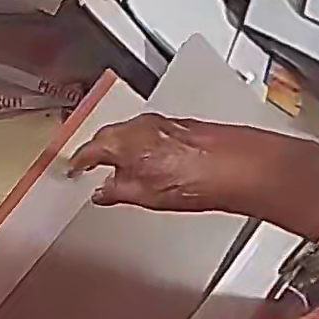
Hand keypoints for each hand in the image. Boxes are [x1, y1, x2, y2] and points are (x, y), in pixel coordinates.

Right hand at [66, 114, 318, 221]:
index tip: (71, 169)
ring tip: (117, 170)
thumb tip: (102, 192)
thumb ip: (118, 191)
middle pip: (107, 136)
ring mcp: (163, 122)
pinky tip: (147, 163)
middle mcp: (142, 125)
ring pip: (128, 133)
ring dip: (118, 149)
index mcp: (127, 141)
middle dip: (96, 152)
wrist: (247, 168)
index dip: (77, 161)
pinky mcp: (180, 125)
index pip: (90, 148)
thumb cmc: (204, 179)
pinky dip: (138, 146)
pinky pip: (147, 133)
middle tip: (87, 168)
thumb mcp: (149, 196)